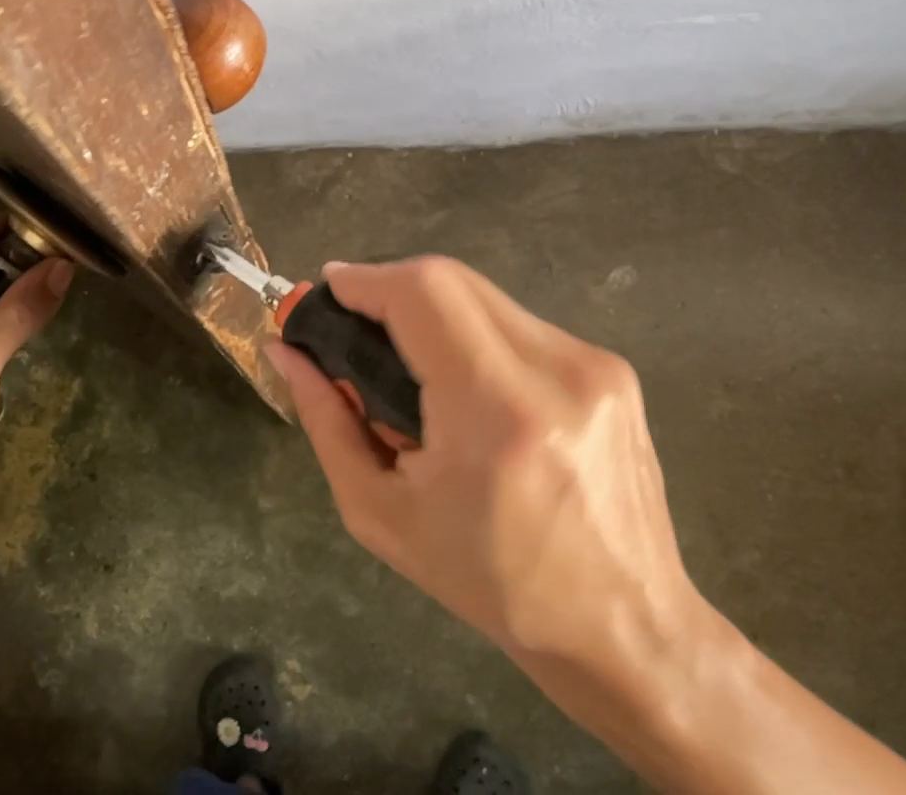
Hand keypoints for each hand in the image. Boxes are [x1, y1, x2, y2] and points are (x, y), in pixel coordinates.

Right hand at [267, 257, 703, 675]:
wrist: (621, 626)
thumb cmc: (487, 579)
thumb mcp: (378, 510)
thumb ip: (325, 419)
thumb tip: (284, 353)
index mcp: (496, 409)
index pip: (422, 293)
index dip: (364, 280)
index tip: (325, 295)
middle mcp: (557, 369)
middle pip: (452, 280)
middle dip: (388, 289)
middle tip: (351, 329)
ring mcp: (595, 365)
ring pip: (484, 298)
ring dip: (429, 314)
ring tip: (402, 370)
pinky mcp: (612, 372)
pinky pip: (516, 325)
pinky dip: (469, 335)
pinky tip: (456, 387)